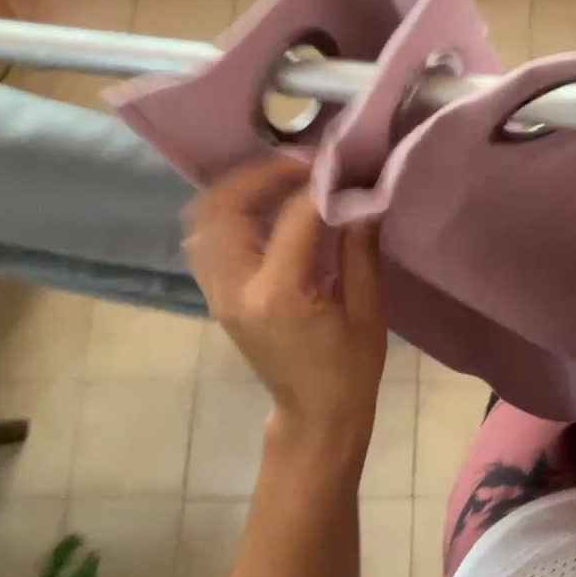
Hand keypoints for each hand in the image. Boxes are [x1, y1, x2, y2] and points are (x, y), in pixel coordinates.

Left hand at [185, 157, 386, 439]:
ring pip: (207, 218)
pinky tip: (265, 206)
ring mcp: (217, 292)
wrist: (314, 414)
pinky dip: (230, 210)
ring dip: (242, 189)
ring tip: (284, 179)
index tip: (344, 162)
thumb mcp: (369, 309)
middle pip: (227, 207)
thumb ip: (360, 247)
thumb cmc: (350, 368)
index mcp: (278, 294)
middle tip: (305, 164)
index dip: (321, 183)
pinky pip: (208, 236)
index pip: (296, 216)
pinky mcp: (216, 294)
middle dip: (265, 174)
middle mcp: (235, 288)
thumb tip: (363, 195)